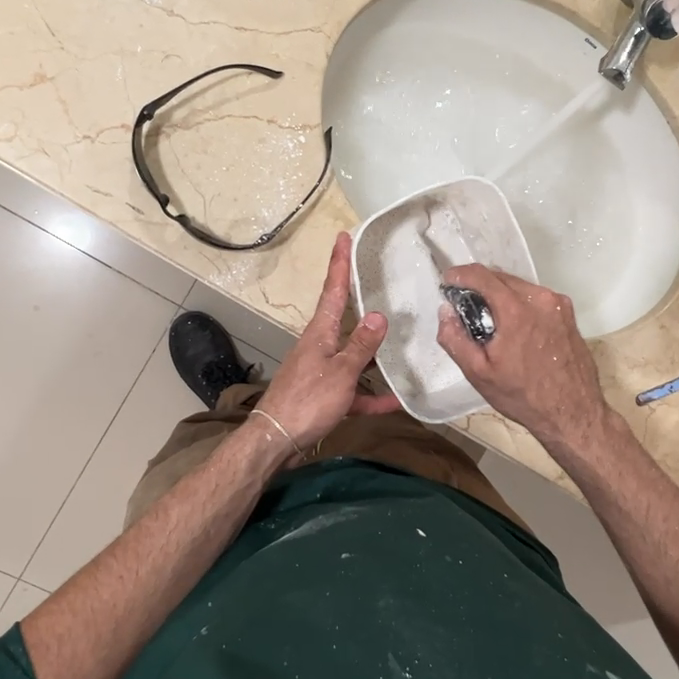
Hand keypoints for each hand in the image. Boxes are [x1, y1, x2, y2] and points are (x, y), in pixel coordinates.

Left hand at [256, 232, 398, 450]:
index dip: (339, 263)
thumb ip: (361, 346)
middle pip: (343, 320)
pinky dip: (372, 396)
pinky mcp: (324, 397)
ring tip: (402, 344)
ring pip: (353, 357)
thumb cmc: (307, 402)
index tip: (343, 236)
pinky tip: (396, 402)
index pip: (333, 291)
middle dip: (360, 302)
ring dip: (374, 355)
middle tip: (380, 281)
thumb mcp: (340, 372)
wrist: (276, 441)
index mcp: (320, 334)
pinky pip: (353, 392)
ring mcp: (321, 372)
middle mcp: (319, 347)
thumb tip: (379, 315)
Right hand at [436, 264, 607, 446]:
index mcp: (517, 310)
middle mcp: (541, 299)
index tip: (448, 282)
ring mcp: (559, 305)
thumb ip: (455, 338)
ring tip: (490, 321)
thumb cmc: (522, 396)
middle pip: (501, 277)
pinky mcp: (568, 314)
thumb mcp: (478, 373)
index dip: (460, 274)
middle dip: (480, 287)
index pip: (482, 275)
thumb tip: (445, 312)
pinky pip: (536, 298)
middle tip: (466, 308)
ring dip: (500, 295)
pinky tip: (515, 329)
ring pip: (520, 286)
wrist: (572, 413)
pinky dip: (520, 304)